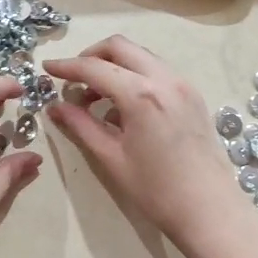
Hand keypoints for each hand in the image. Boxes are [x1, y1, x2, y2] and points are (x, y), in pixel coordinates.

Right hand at [43, 36, 248, 248]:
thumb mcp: (111, 158)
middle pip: (120, 46)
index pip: (94, 67)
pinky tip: (124, 105)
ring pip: (141, 55)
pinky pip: (157, 70)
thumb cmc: (157, 191)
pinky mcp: (193, 95)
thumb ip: (81, 126)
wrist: (211, 211)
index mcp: (141, 94)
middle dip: (91, 55)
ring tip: (96, 95)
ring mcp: (183, 84)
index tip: (47, 68)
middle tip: (73, 78)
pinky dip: (135, 75)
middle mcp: (164, 78)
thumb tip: (55, 106)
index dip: (67, 66)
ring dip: (114, 65)